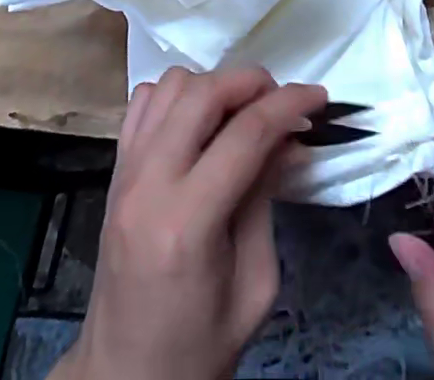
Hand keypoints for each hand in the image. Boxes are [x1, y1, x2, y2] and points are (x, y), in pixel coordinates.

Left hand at [51, 66, 328, 379]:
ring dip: (212, 84)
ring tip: (243, 109)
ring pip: (167, 86)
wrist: (127, 371)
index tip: (319, 96)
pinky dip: (176, 94)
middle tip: (282, 98)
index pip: (245, 135)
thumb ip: (265, 199)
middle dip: (249, 82)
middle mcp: (148, 182)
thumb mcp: (255, 283)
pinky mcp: (114, 168)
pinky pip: (142, 103)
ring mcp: (124, 170)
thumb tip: (286, 139)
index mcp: (187, 222)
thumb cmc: (200, 342)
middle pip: (200, 93)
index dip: (288, 105)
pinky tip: (200, 119)